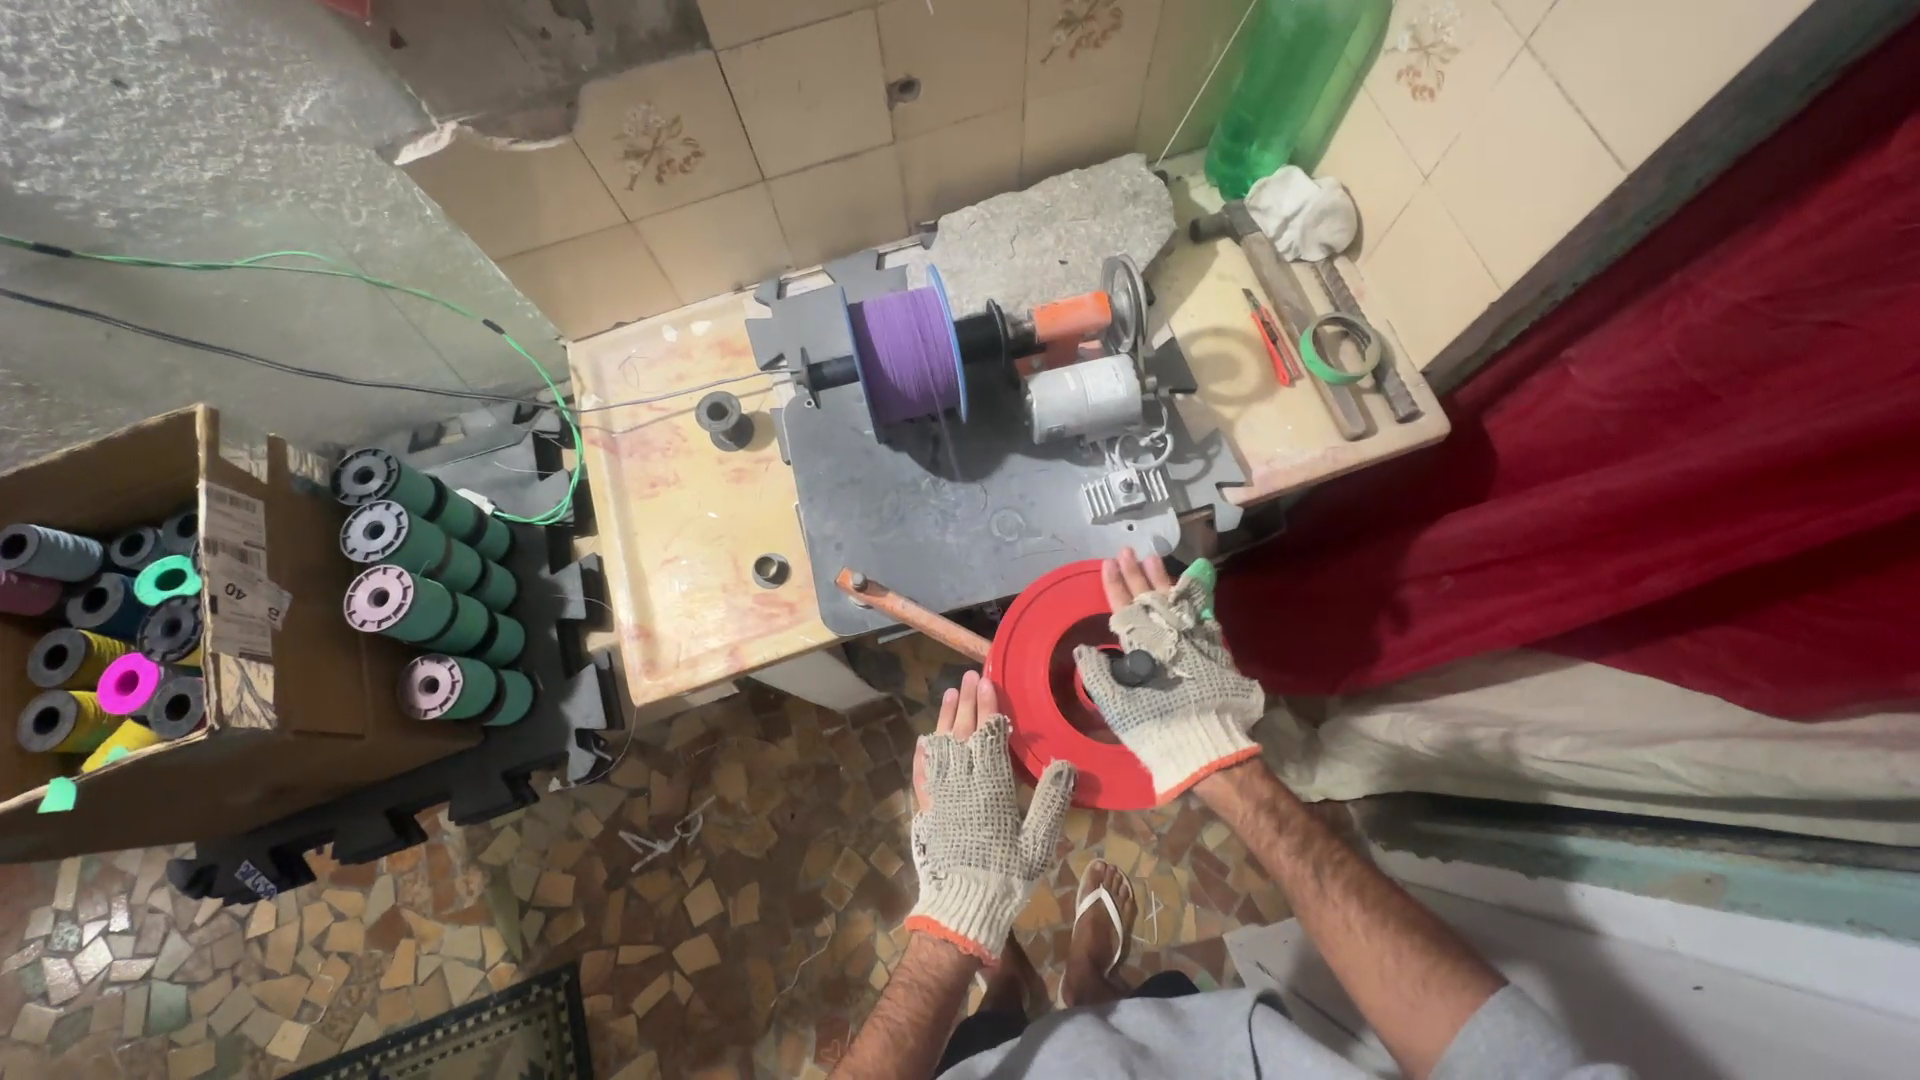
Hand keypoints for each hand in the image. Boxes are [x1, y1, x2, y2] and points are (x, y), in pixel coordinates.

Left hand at [904, 671, 1075, 963]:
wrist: (965, 903)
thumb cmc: (1008, 873)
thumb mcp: (1039, 841)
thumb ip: (1051, 799)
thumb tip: (1065, 763)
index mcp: (993, 785)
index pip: (989, 735)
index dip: (989, 707)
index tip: (988, 683)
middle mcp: (964, 782)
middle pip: (963, 733)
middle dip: (966, 702)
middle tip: (969, 677)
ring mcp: (942, 794)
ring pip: (941, 746)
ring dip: (944, 718)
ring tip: (949, 694)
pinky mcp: (928, 809)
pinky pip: (923, 774)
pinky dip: (923, 754)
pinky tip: (924, 740)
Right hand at [1073, 548, 1265, 801]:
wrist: (1204, 744)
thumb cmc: (1154, 728)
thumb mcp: (1116, 705)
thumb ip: (1098, 675)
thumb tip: (1084, 650)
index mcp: (1140, 647)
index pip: (1123, 608)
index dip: (1114, 585)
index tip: (1107, 564)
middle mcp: (1167, 636)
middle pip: (1148, 598)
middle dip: (1135, 574)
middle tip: (1127, 552)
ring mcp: (1192, 640)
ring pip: (1175, 601)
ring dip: (1162, 579)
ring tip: (1153, 560)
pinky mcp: (1213, 650)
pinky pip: (1200, 616)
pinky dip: (1192, 600)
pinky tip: (1188, 588)